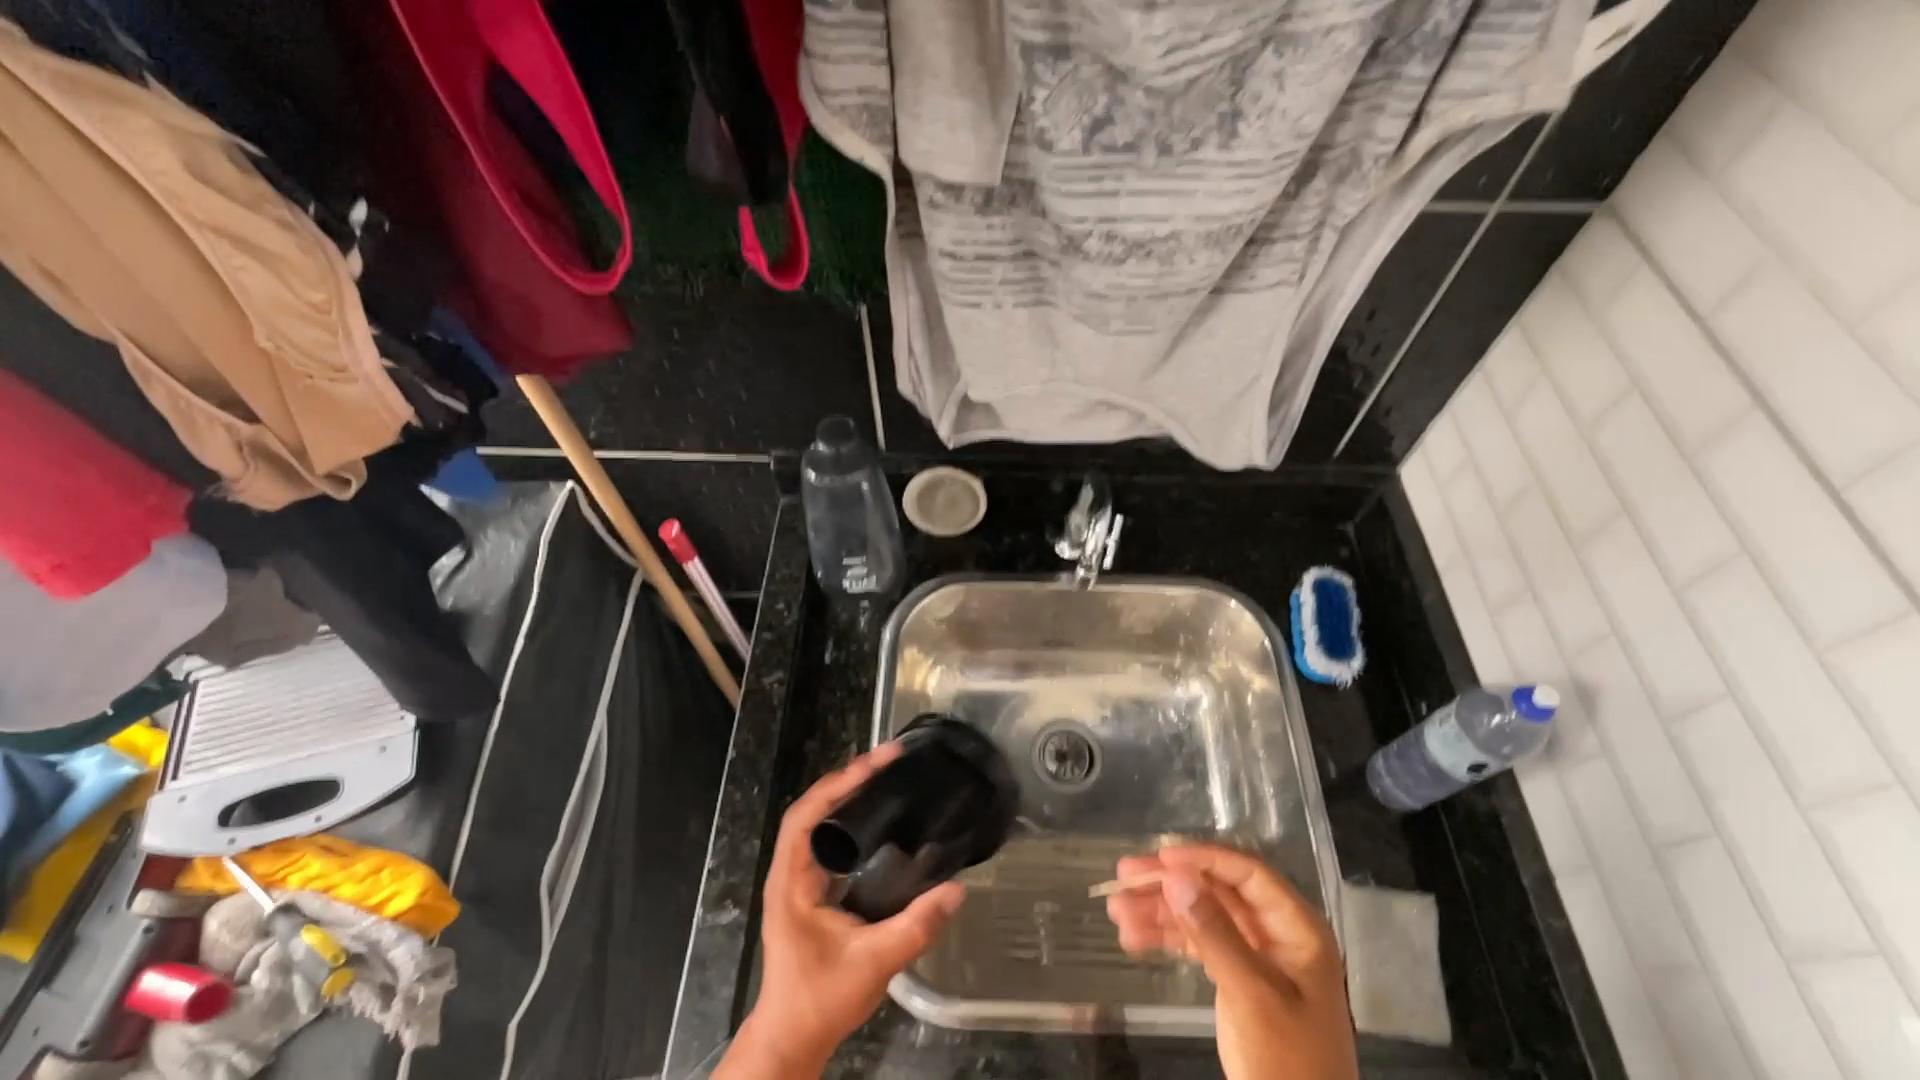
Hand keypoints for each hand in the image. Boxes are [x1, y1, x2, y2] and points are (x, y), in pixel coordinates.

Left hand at [717, 743, 965, 1078]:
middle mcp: (791, 875)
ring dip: (847, 800)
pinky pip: (829, 847)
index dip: (838, 784)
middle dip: (847, 781)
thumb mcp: (874, 961)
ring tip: (885, 779)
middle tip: (887, 761)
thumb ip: (916, 926)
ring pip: (819, 828)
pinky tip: (877, 823)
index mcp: (792, 882)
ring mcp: (799, 885)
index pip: (806, 816)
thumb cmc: (821, 998)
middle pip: (813, 812)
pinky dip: (850, 825)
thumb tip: (956, 890)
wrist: (794, 1037)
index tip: (874, 764)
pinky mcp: (812, 896)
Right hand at [1106, 844, 1357, 1079]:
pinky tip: (1133, 938)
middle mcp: (1277, 932)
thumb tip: (1178, 877)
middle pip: (1218, 892)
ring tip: (1115, 910)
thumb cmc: (1288, 1059)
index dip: (1203, 859)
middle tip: (1123, 877)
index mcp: (1297, 928)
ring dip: (1159, 912)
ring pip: (1202, 917)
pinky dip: (1166, 940)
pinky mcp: (1236, 979)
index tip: (1159, 858)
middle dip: (1170, 884)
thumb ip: (1215, 933)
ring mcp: (1255, 956)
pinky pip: (1198, 945)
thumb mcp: (1252, 993)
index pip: (1248, 874)